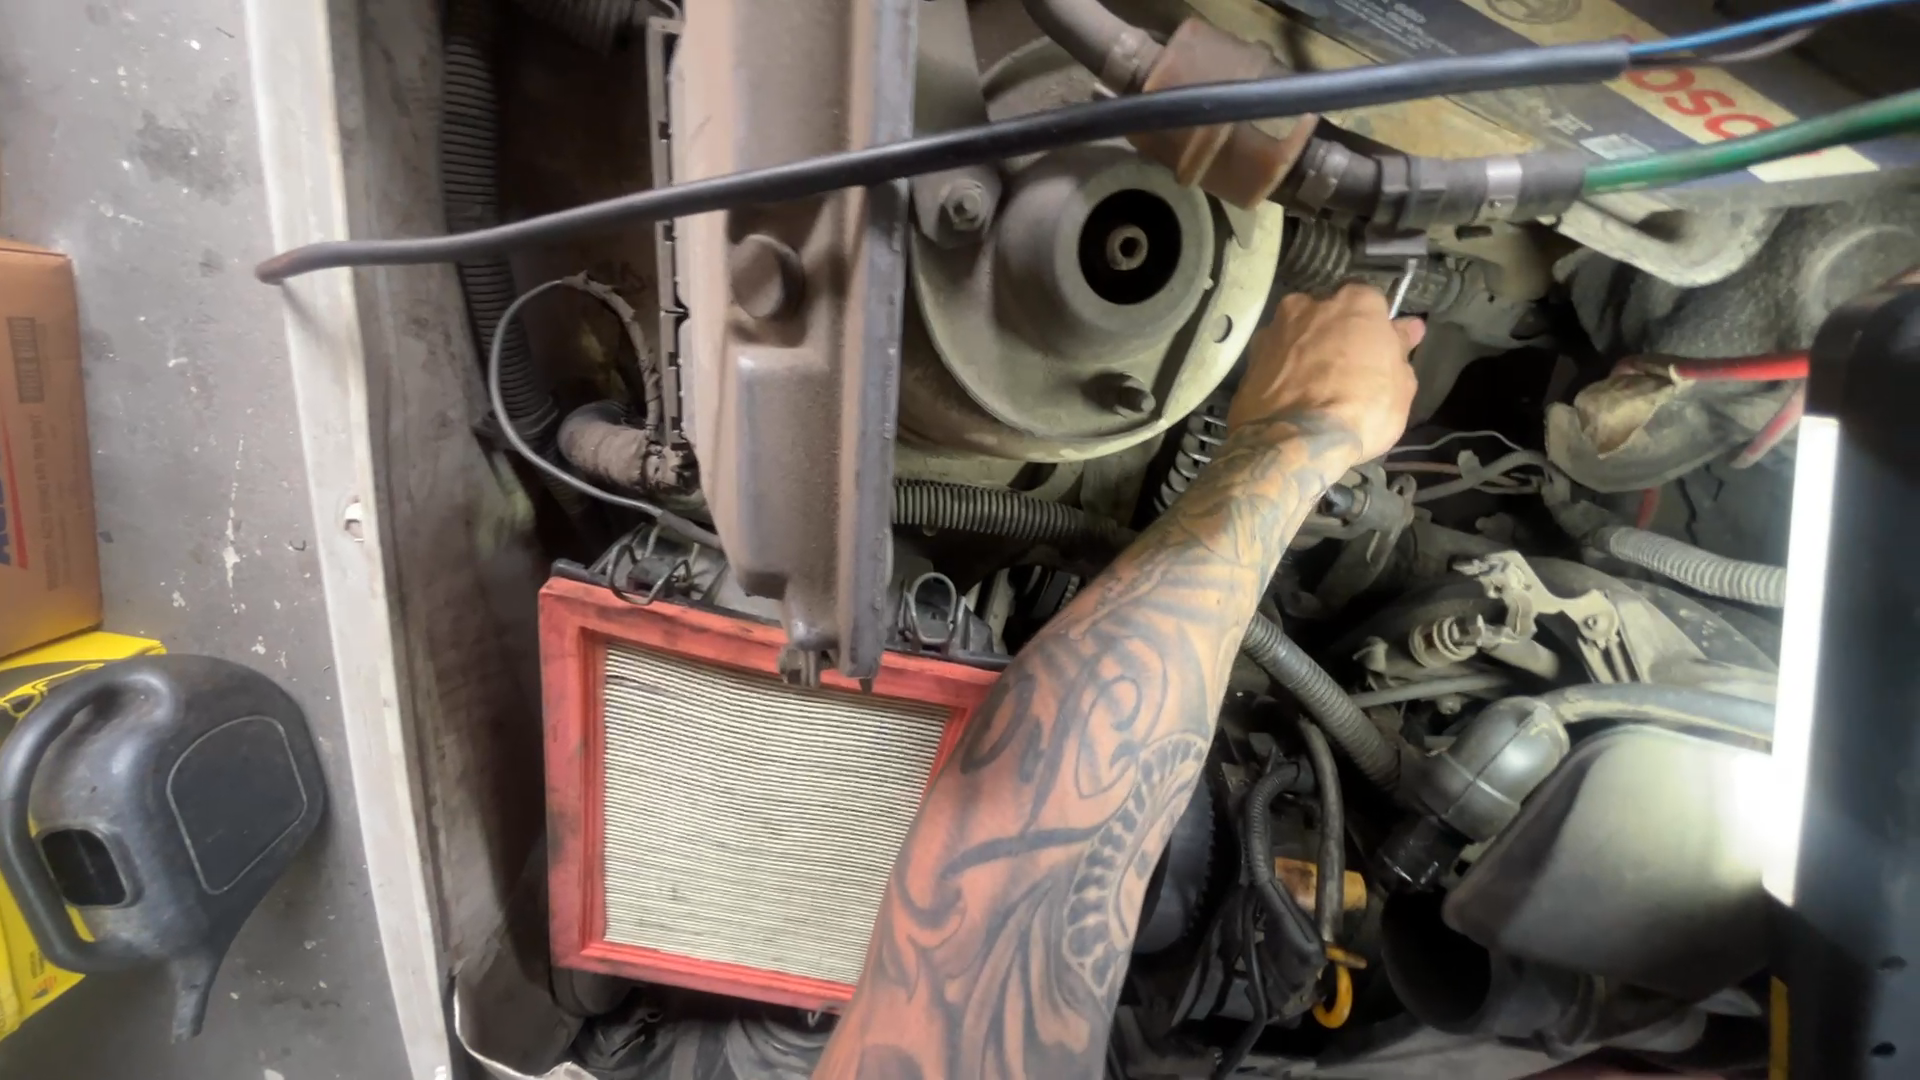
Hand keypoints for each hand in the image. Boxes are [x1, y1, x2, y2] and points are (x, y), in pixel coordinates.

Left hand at [1227, 284, 1422, 462]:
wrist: (1293, 441)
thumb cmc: (1360, 408)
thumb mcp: (1401, 383)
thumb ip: (1399, 349)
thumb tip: (1407, 328)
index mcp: (1352, 301)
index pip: (1366, 301)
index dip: (1369, 326)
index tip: (1372, 347)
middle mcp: (1305, 306)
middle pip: (1322, 314)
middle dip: (1329, 334)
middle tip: (1339, 368)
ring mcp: (1269, 334)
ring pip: (1290, 337)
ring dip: (1298, 354)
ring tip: (1308, 388)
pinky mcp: (1245, 365)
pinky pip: (1268, 365)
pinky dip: (1275, 377)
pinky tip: (1285, 400)